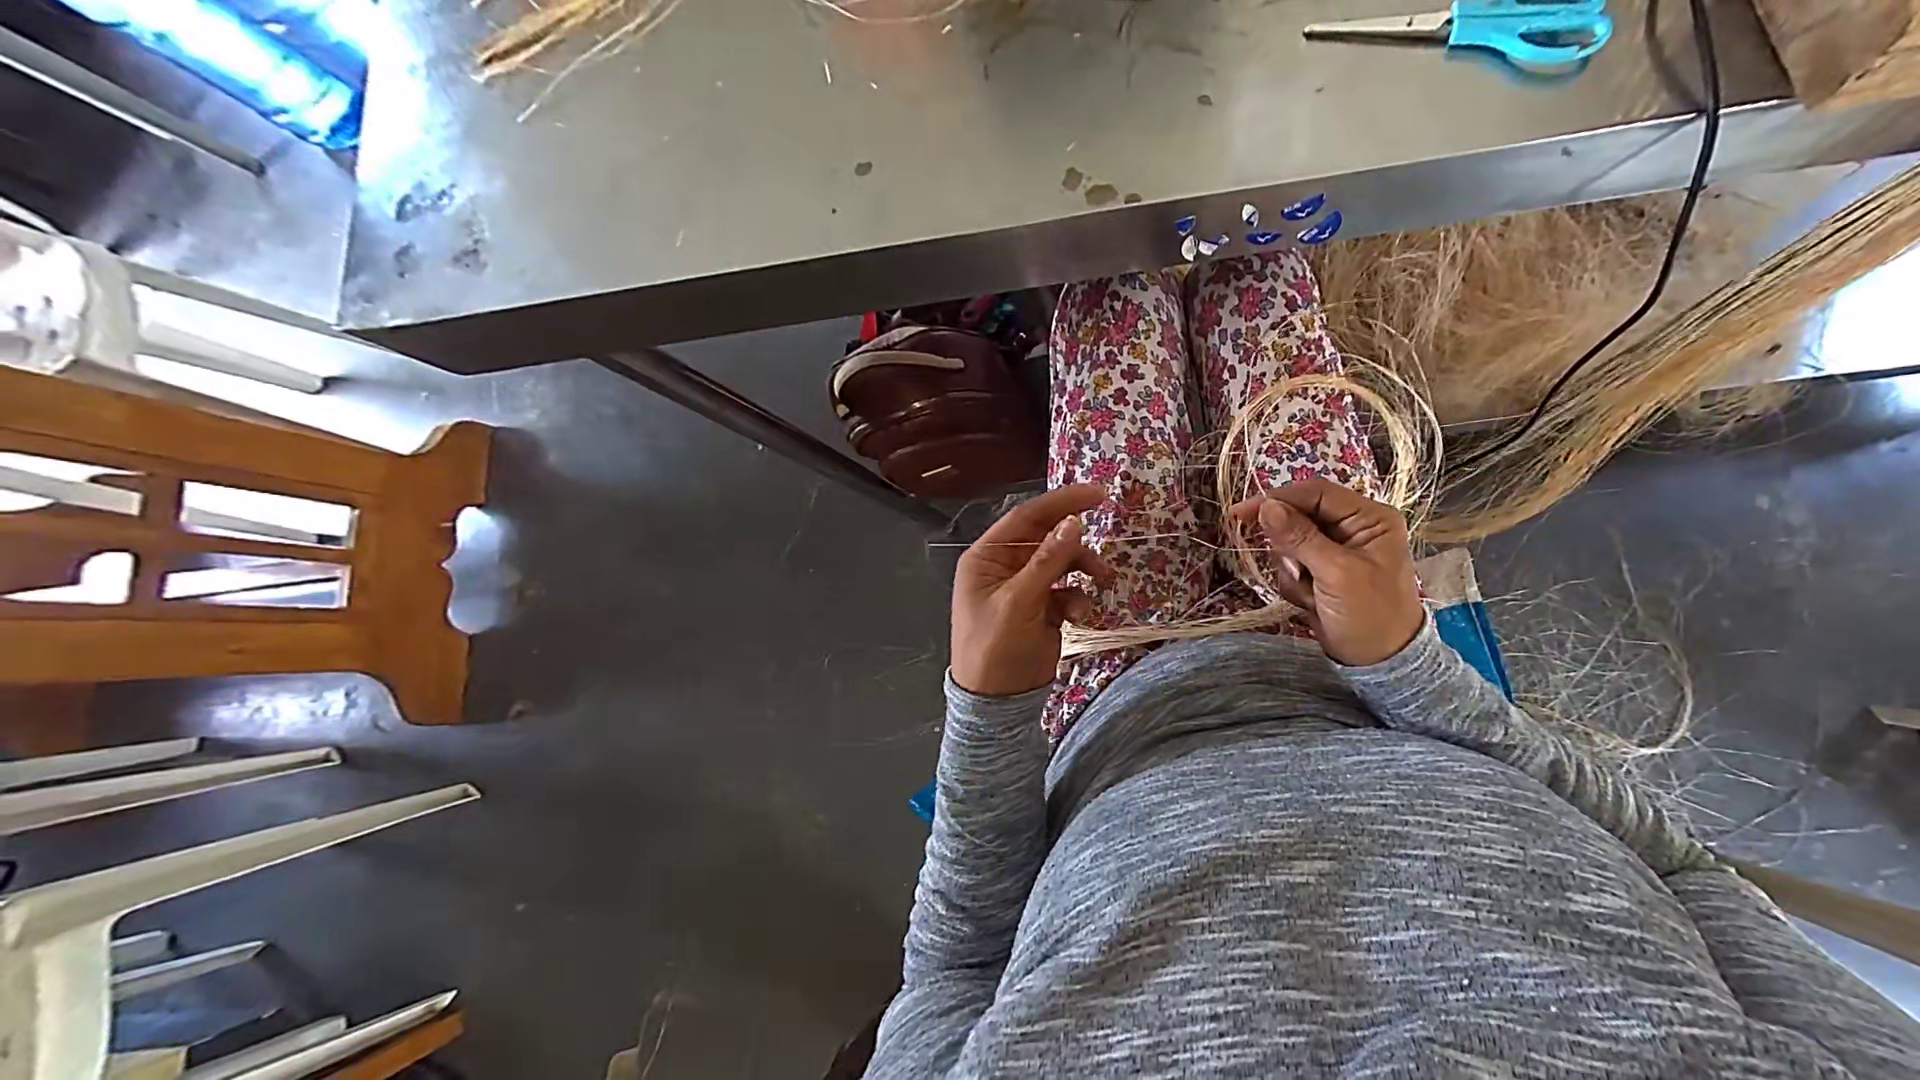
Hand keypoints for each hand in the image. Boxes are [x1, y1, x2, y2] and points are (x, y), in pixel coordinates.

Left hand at [951, 484, 1115, 696]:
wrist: (997, 703)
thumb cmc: (995, 648)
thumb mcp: (1019, 602)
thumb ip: (1047, 561)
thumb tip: (1073, 522)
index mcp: (986, 558)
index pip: (1025, 518)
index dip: (1060, 503)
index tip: (1096, 493)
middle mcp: (1003, 567)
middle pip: (1046, 538)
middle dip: (1075, 539)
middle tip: (1108, 528)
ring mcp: (1024, 588)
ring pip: (1061, 563)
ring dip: (1082, 568)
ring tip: (1102, 580)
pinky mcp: (1041, 609)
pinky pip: (1066, 590)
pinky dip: (1078, 597)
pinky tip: (1080, 613)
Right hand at [1229, 478, 1422, 666]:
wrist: (1378, 662)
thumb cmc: (1369, 614)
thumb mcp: (1336, 573)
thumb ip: (1300, 537)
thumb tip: (1266, 507)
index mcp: (1369, 518)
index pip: (1316, 493)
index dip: (1278, 499)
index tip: (1242, 513)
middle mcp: (1352, 527)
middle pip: (1298, 516)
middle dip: (1289, 546)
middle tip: (1295, 571)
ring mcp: (1334, 549)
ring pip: (1288, 542)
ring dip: (1291, 569)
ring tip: (1313, 592)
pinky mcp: (1319, 570)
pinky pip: (1288, 564)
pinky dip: (1293, 582)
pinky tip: (1312, 600)